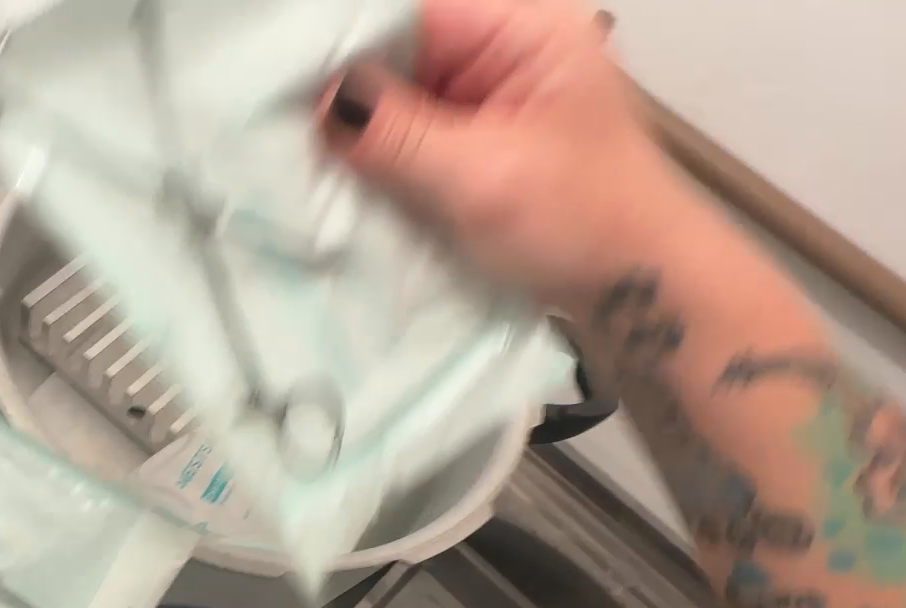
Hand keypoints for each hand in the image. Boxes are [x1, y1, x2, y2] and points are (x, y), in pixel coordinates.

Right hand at [320, 0, 714, 306]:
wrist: (624, 283)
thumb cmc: (576, 222)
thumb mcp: (481, 175)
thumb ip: (399, 135)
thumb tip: (323, 102)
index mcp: (523, 31)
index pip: (413, 14)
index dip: (348, 45)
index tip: (285, 89)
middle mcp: (497, 55)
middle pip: (397, 55)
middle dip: (343, 94)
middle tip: (281, 133)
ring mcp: (478, 105)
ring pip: (392, 102)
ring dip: (352, 133)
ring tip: (299, 159)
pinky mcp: (462, 148)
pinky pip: (401, 141)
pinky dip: (370, 161)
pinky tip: (337, 179)